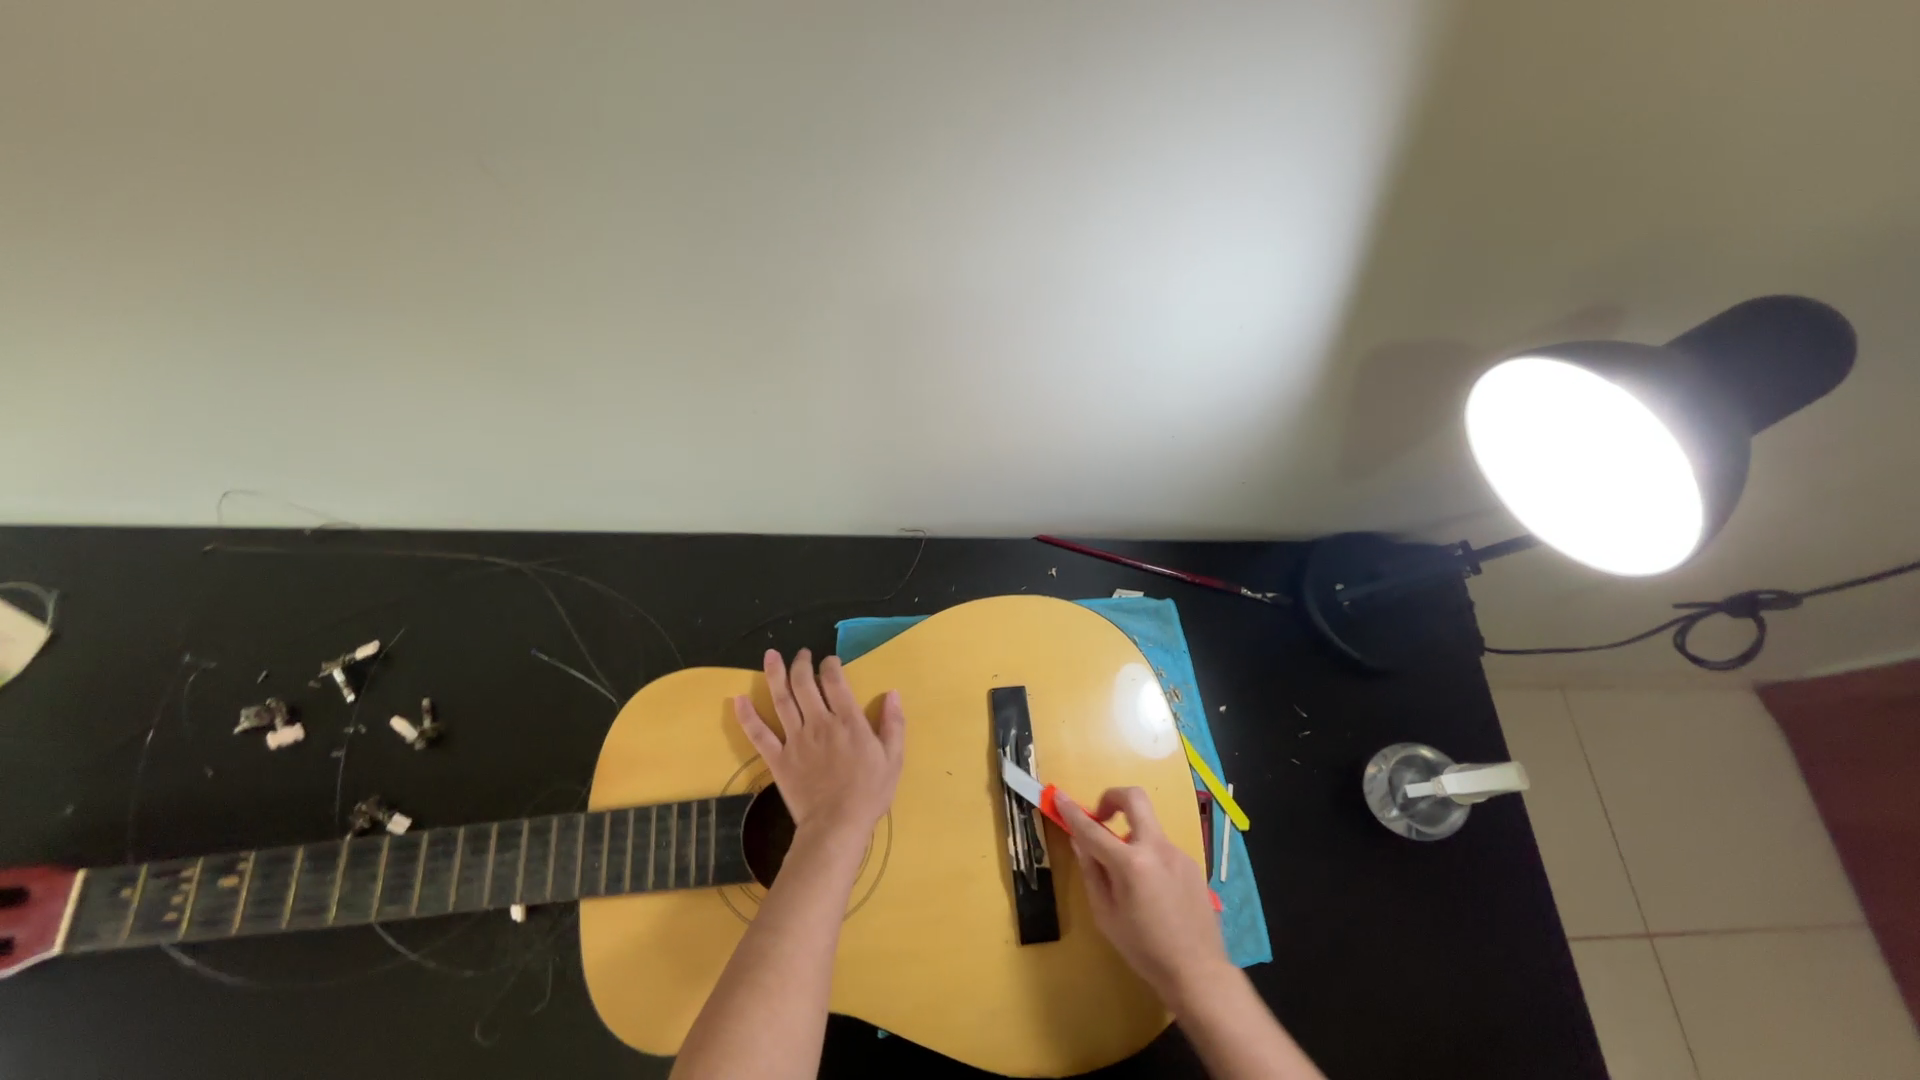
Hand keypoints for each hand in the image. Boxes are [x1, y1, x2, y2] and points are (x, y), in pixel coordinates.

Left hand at [732, 649, 905, 851]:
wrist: (837, 825)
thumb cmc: (869, 793)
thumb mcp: (893, 758)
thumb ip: (893, 724)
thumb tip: (893, 693)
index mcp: (848, 721)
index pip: (835, 681)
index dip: (831, 665)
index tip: (830, 660)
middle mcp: (819, 723)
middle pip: (804, 684)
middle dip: (802, 663)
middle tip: (802, 654)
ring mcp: (795, 740)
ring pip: (782, 700)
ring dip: (775, 674)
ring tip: (771, 656)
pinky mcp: (778, 759)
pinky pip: (759, 734)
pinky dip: (747, 716)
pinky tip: (738, 699)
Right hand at [1057, 787, 1229, 1009]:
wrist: (1197, 970)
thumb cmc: (1143, 949)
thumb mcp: (1105, 915)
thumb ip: (1091, 872)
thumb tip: (1080, 842)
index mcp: (1131, 864)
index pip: (1093, 829)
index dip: (1072, 811)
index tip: (1058, 796)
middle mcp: (1156, 848)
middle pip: (1134, 798)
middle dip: (1112, 797)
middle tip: (1100, 817)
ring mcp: (1178, 853)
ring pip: (1148, 826)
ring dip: (1130, 834)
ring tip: (1126, 874)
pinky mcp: (1192, 863)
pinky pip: (1161, 847)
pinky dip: (1147, 854)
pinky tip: (1150, 889)